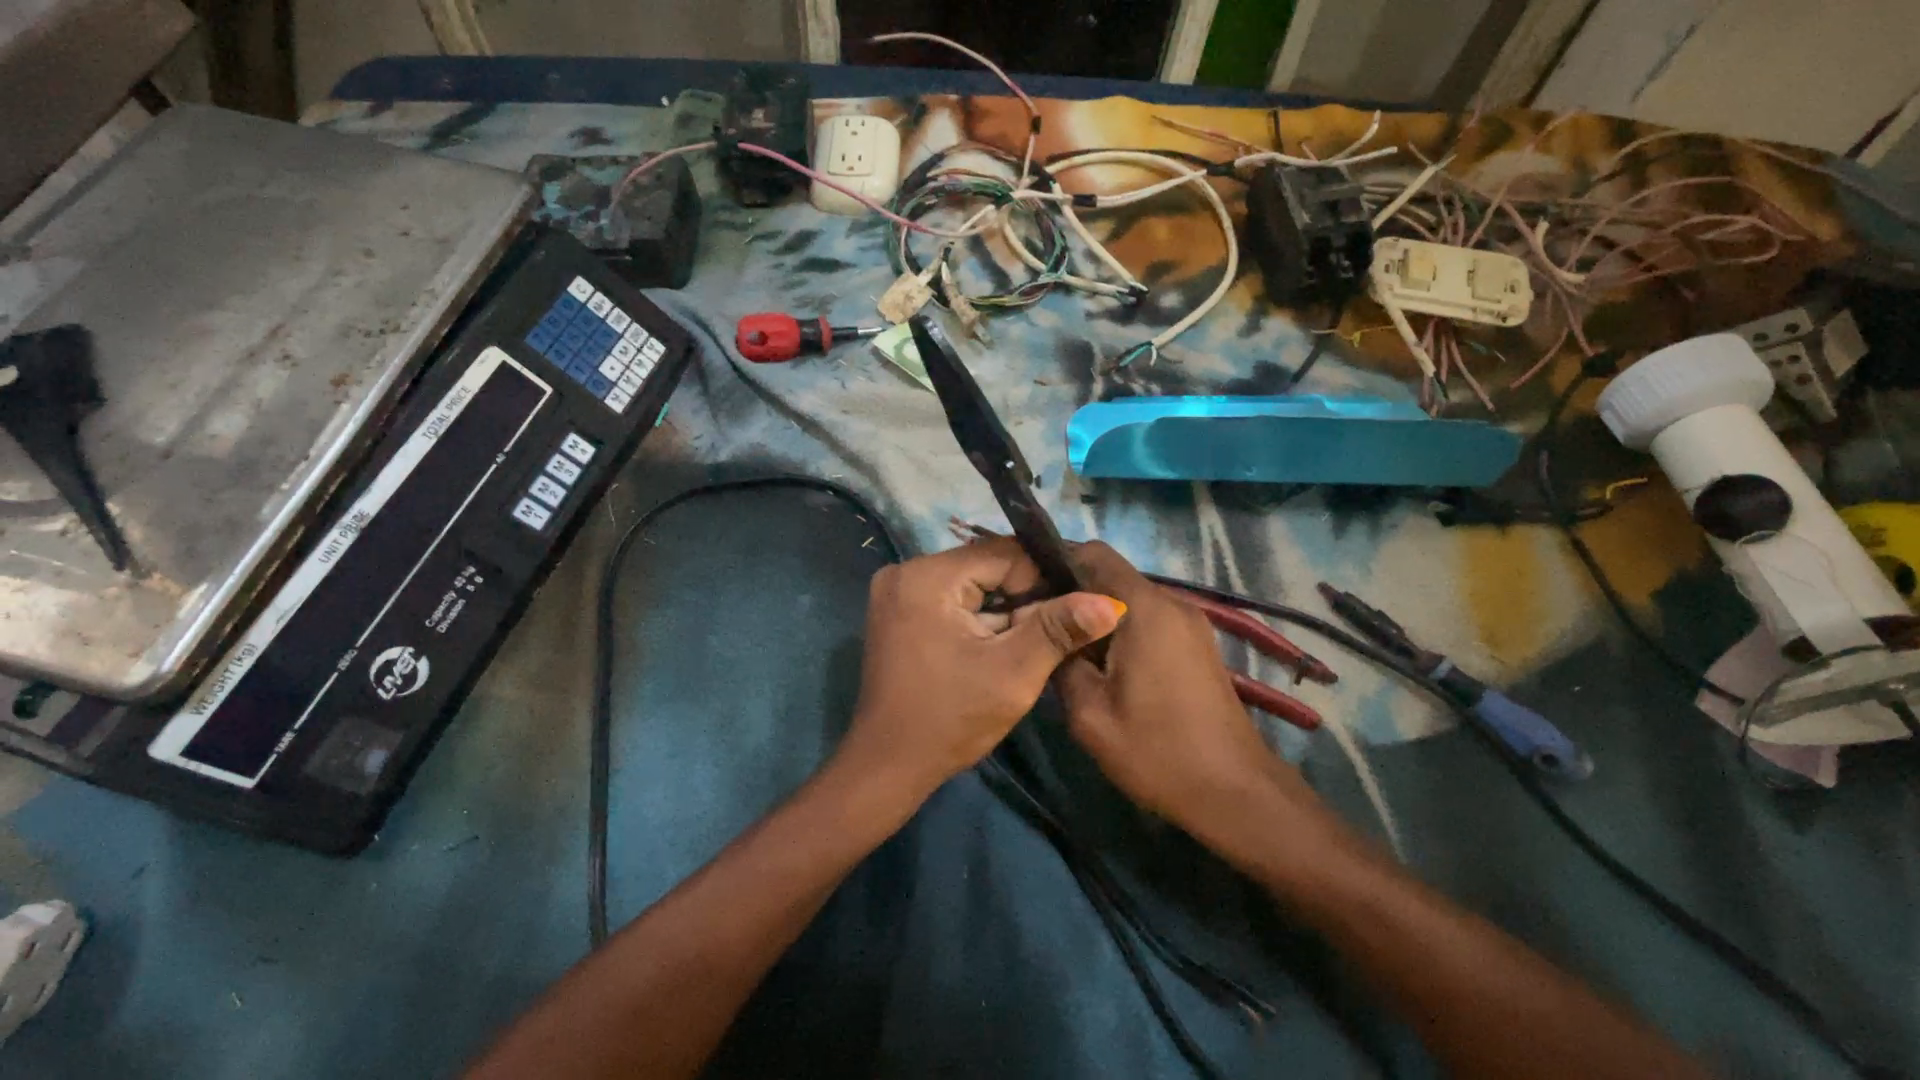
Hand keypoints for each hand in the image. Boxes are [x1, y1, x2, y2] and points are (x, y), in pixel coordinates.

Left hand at [842, 536, 1125, 793]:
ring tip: (1040, 638)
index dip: (1045, 579)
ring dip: (1006, 610)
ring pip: (973, 586)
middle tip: (1063, 626)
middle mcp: (906, 572)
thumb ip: (1059, 628)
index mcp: (927, 576)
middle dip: (1026, 595)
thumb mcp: (1014, 672)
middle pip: (987, 567)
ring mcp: (898, 594)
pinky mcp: (900, 615)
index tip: (1077, 607)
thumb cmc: (950, 719)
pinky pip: (953, 602)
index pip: (1005, 553)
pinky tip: (1005, 645)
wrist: (888, 767)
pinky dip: (981, 620)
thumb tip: (1111, 601)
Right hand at [1055, 543, 1347, 858]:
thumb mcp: (1090, 715)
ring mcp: (1190, 623)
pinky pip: (1149, 621)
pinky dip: (1121, 633)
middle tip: (1037, 627)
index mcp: (1145, 609)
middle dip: (1072, 595)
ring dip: (1096, 618)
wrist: (1234, 792)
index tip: (1025, 589)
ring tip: (1064, 651)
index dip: (1054, 562)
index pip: (1093, 554)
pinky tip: (1101, 667)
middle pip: (1111, 577)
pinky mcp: (1197, 645)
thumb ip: (1062, 663)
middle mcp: (1172, 603)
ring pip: (1129, 601)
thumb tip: (1049, 635)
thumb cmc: (1158, 753)